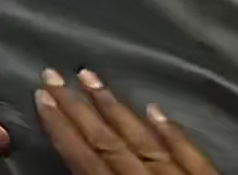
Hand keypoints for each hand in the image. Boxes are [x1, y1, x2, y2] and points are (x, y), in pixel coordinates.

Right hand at [36, 69, 217, 174]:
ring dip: (115, 108)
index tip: (41, 95)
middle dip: (78, 108)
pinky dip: (172, 134)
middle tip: (53, 72)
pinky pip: (195, 160)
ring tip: (89, 76)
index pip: (88, 163)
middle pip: (111, 145)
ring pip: (147, 143)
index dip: (62, 129)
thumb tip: (73, 171)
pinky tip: (154, 110)